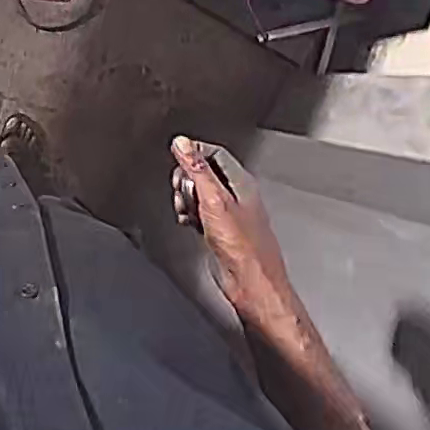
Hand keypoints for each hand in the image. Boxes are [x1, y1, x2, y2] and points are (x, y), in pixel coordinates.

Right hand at [171, 136, 295, 324]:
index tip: (178, 158)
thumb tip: (182, 144)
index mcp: (240, 182)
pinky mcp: (219, 230)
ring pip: (198, 193)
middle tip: (182, 191)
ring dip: (185, 199)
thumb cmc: (244, 248)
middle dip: (186, 179)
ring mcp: (227, 213)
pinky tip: (188, 222)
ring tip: (186, 210)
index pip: (214, 153)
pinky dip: (188, 214)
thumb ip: (197, 169)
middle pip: (203, 173)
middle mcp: (236, 195)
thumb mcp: (214, 200)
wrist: (251, 286)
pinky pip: (197, 212)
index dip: (194, 153)